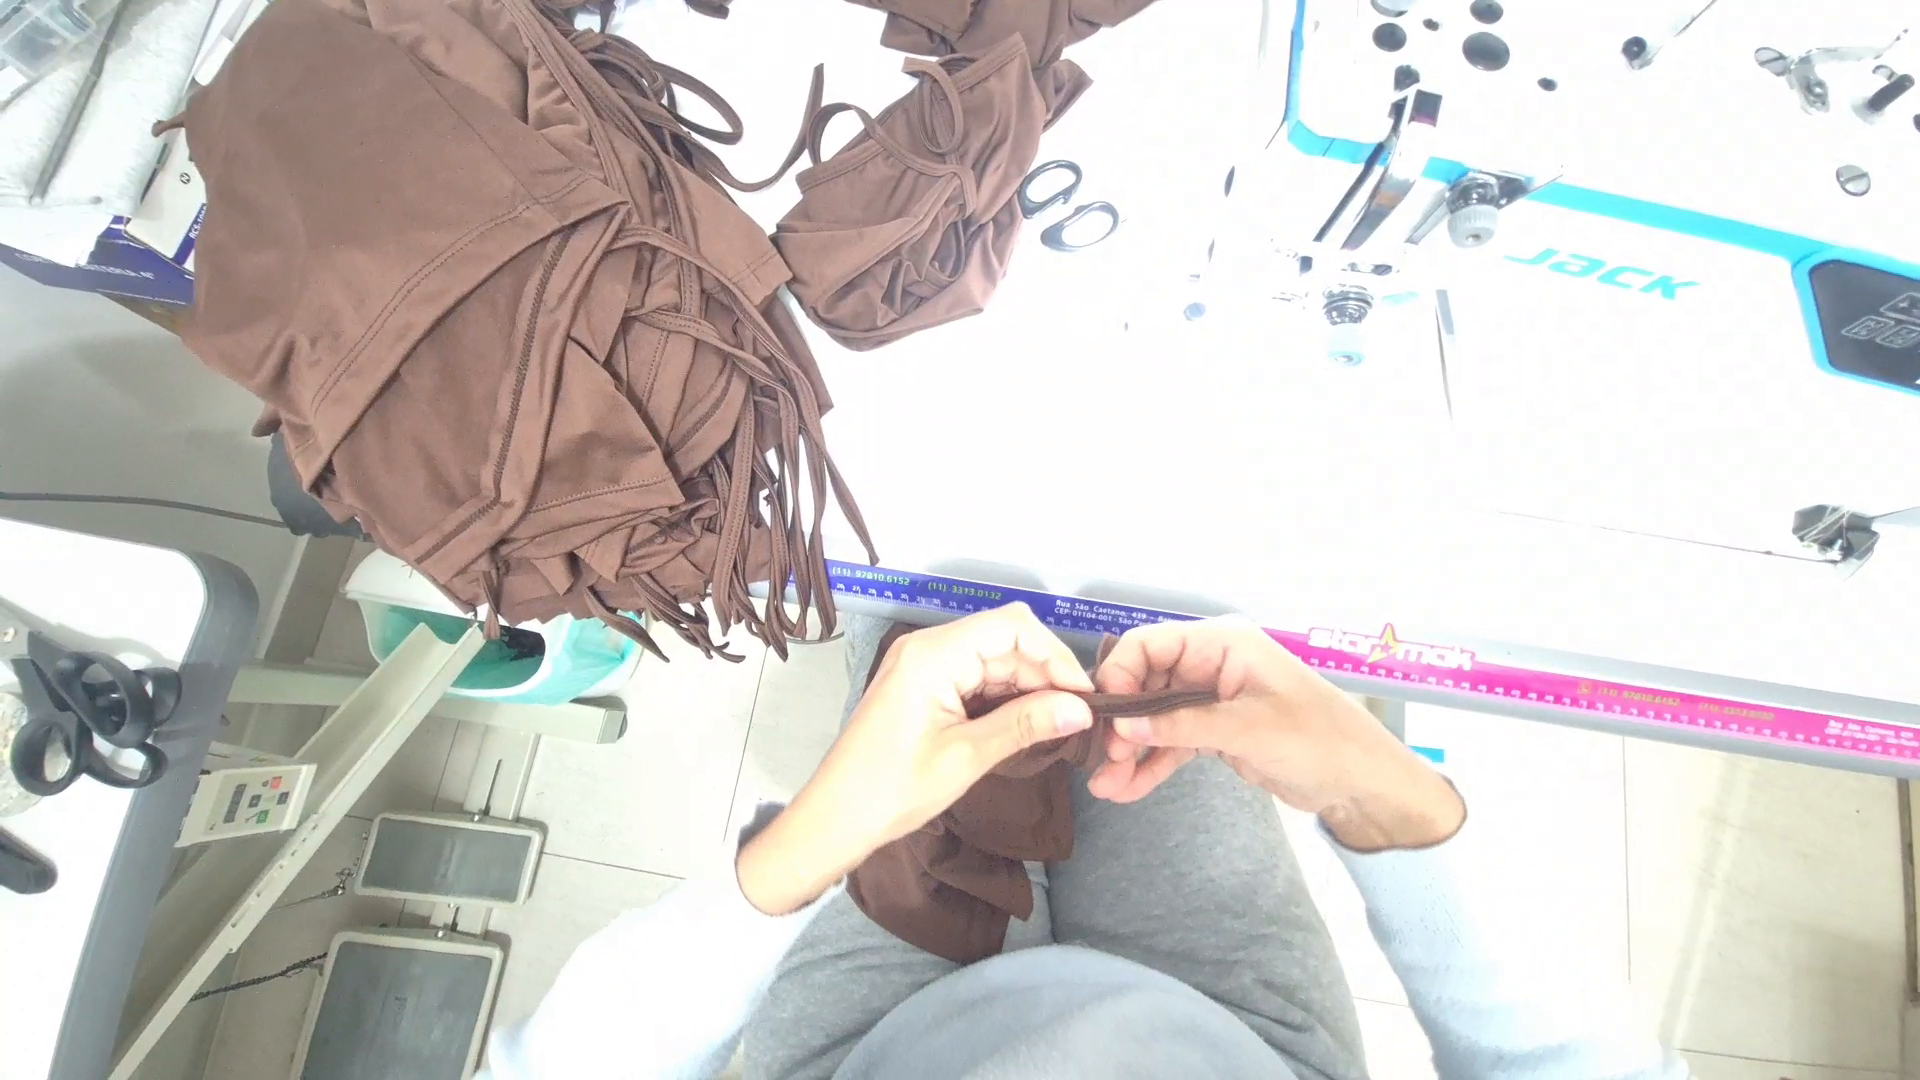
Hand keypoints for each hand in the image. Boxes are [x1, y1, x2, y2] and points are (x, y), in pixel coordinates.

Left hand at [737, 604, 1094, 913]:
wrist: (834, 818)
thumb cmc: (890, 790)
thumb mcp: (965, 757)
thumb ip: (1025, 724)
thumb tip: (1079, 709)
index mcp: (933, 654)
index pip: (1011, 627)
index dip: (1054, 654)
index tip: (1082, 695)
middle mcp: (928, 647)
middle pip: (1005, 640)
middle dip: (1044, 674)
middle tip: (1075, 717)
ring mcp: (925, 664)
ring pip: (994, 660)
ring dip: (1027, 687)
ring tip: (1056, 724)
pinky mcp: (925, 684)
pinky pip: (976, 677)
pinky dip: (1004, 697)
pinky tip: (1025, 723)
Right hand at [1088, 618, 1463, 851]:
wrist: (1366, 784)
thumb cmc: (1319, 740)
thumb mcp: (1249, 729)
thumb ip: (1182, 725)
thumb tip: (1122, 725)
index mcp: (1221, 644)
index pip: (1151, 644)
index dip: (1121, 673)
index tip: (1105, 714)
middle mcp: (1209, 665)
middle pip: (1145, 683)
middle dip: (1121, 721)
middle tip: (1102, 756)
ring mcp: (1209, 699)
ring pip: (1153, 718)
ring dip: (1129, 750)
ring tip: (1104, 785)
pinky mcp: (1213, 731)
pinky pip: (1170, 743)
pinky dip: (1150, 764)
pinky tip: (1125, 789)